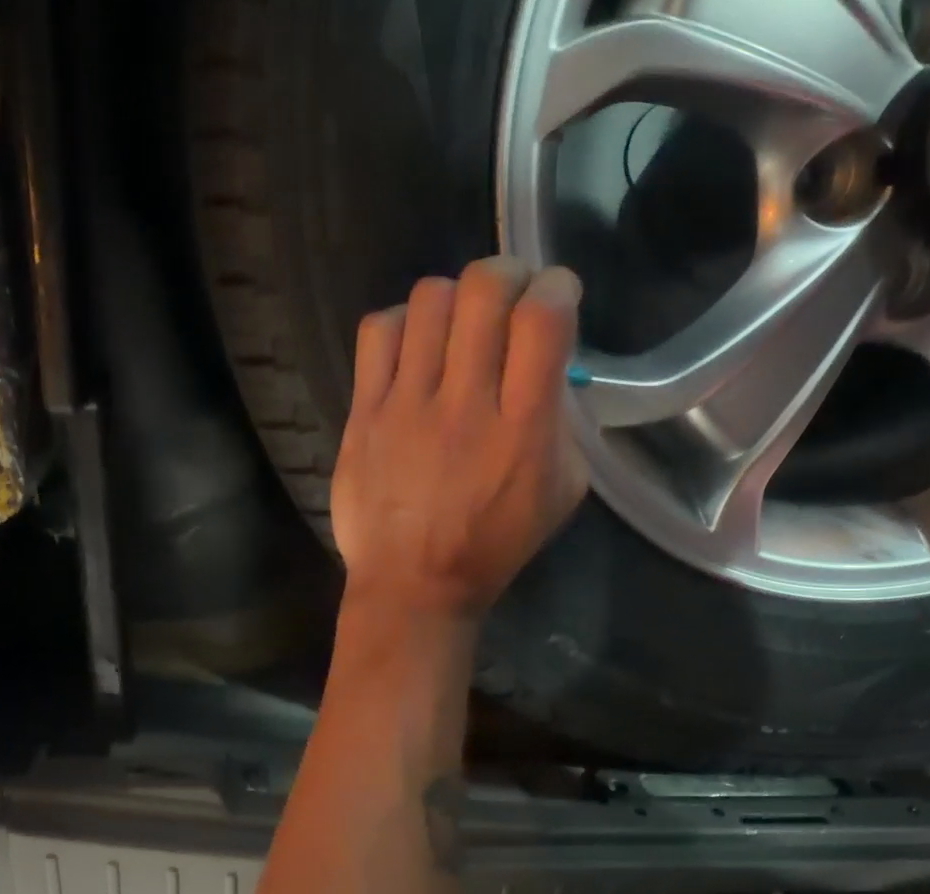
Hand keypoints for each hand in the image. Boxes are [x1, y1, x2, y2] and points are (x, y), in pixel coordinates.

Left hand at [331, 257, 589, 618]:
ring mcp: (407, 406)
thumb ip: (566, 425)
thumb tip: (554, 366)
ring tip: (459, 321)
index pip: (541, 321)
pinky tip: (413, 343)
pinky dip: (401, 321)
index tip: (556, 294)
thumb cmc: (493, 544)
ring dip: (454, 296)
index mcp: (523, 429)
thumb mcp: (562, 493)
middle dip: (507, 273)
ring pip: (428, 301)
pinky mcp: (363, 413)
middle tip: (510, 292)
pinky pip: (377, 332)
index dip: (556, 287)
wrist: (411, 585)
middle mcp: (465, 406)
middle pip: (483, 292)